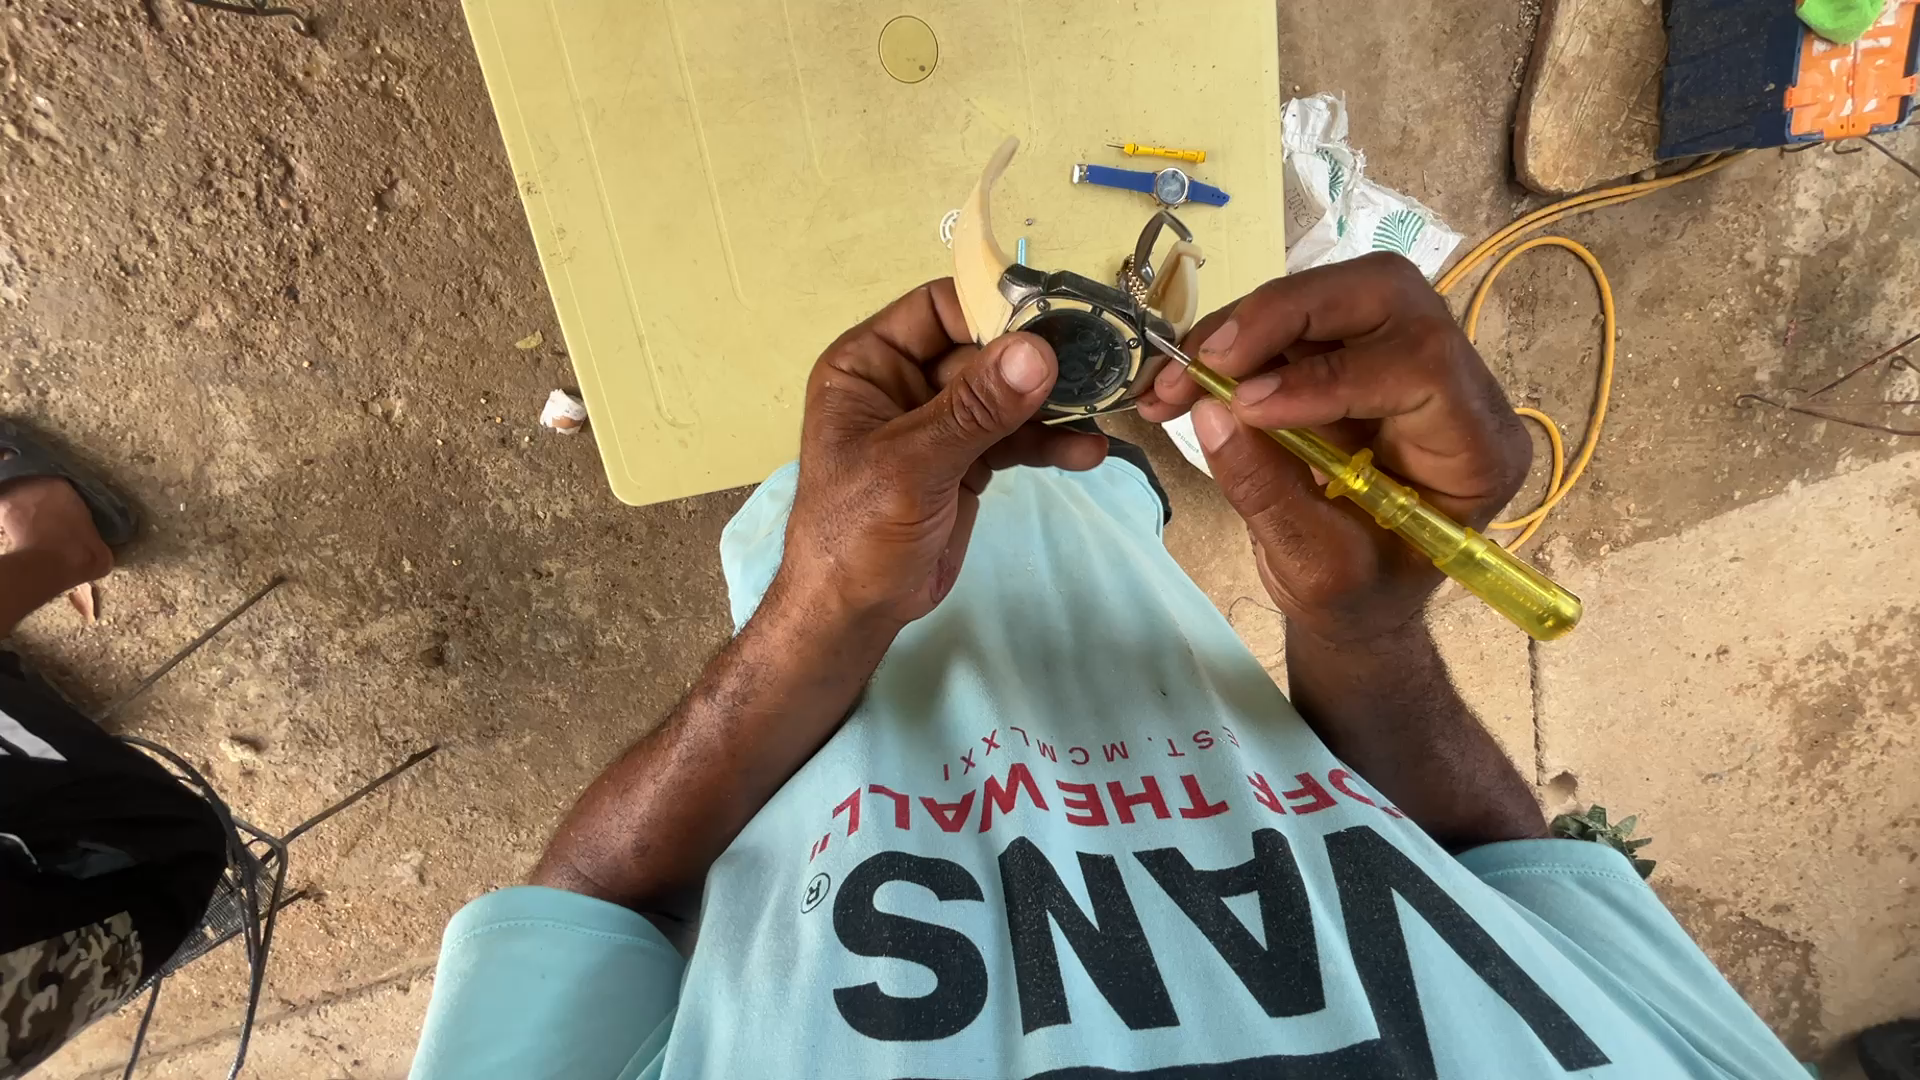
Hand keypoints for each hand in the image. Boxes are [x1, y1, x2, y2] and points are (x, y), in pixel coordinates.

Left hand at [776, 279, 1107, 630]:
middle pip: (983, 352)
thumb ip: (975, 409)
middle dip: (1037, 364)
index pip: (938, 311)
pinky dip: (1047, 444)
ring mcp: (941, 424)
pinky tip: (1085, 452)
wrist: (856, 608)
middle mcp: (907, 383)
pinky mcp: (968, 461)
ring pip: (1006, 398)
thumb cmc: (858, 530)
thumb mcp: (913, 464)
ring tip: (1099, 416)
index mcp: (871, 364)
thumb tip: (1037, 353)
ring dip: (1052, 409)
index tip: (1054, 317)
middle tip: (1096, 366)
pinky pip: (1013, 439)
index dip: (992, 308)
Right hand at [1137, 254, 1529, 644]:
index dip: (1328, 374)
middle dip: (1282, 316)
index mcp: (1472, 448)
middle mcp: (1449, 388)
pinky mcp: (1344, 366)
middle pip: (1381, 296)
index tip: (1244, 405)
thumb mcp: (1313, 565)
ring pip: (1327, 299)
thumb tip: (1209, 412)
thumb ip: (1266, 490)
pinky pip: (1285, 330)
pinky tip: (1175, 383)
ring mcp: (1393, 367)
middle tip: (1202, 358)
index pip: (1421, 365)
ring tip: (1169, 381)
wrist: (1351, 601)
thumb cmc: (1354, 598)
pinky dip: (1224, 350)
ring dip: (1237, 331)